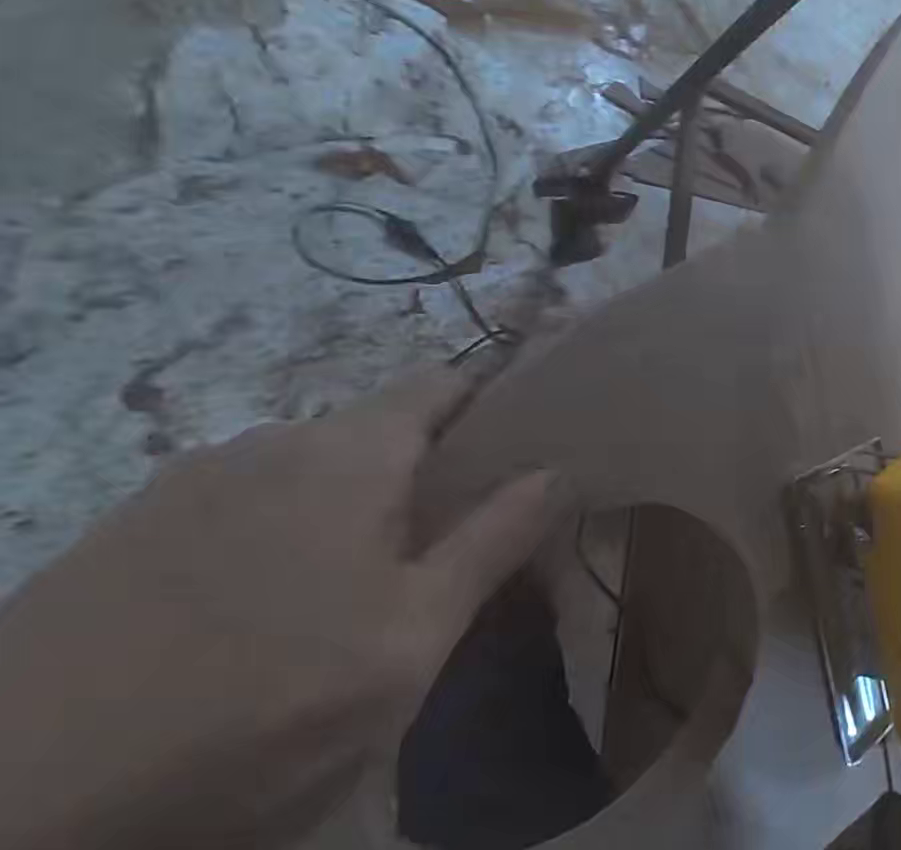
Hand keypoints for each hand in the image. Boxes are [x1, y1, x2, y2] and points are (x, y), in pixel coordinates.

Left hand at [0, 366, 570, 849]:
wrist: (1, 813)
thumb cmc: (262, 702)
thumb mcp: (415, 631)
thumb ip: (498, 538)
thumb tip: (559, 469)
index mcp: (348, 450)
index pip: (445, 380)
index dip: (498, 401)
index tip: (531, 448)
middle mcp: (269, 441)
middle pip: (385, 429)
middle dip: (434, 470)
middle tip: (456, 544)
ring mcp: (185, 483)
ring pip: (316, 469)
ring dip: (361, 504)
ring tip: (367, 585)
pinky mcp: (123, 533)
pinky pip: (248, 502)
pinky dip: (289, 528)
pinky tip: (272, 608)